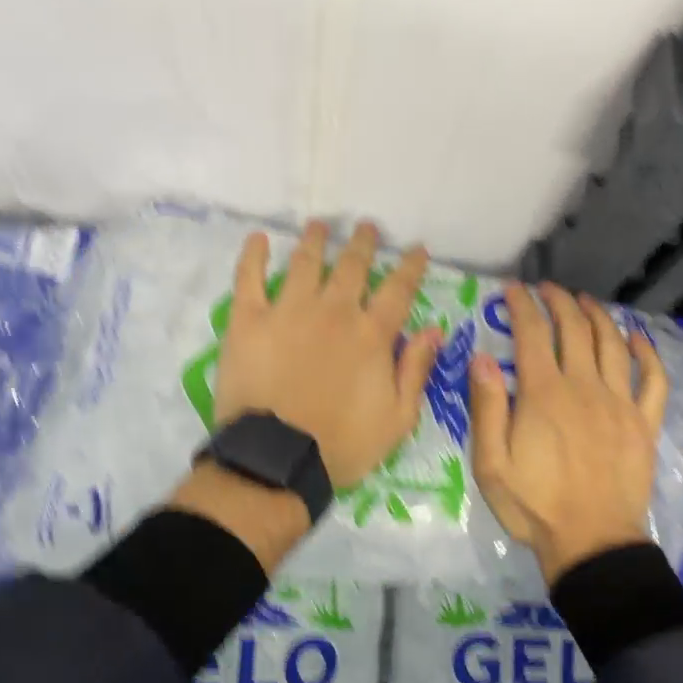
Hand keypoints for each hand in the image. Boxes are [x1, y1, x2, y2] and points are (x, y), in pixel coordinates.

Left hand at [170, 221, 439, 572]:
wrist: (279, 457)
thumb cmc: (344, 445)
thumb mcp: (398, 419)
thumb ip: (415, 370)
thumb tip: (433, 330)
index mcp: (372, 336)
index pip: (399, 290)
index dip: (411, 267)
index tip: (418, 249)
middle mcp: (334, 312)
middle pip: (353, 266)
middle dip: (363, 244)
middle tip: (367, 228)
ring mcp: (288, 312)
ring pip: (306, 263)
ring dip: (316, 240)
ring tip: (320, 225)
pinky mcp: (249, 321)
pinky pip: (249, 278)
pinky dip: (255, 255)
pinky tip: (259, 239)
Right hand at [469, 283, 668, 584]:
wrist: (591, 540)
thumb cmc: (535, 506)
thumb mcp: (491, 464)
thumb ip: (487, 408)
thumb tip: (482, 358)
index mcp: (543, 394)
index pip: (531, 334)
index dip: (521, 306)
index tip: (512, 290)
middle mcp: (584, 386)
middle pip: (574, 329)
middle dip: (559, 301)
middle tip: (548, 290)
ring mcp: (619, 403)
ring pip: (612, 344)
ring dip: (598, 316)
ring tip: (585, 302)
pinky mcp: (643, 423)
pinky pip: (652, 379)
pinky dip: (646, 353)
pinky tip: (638, 339)